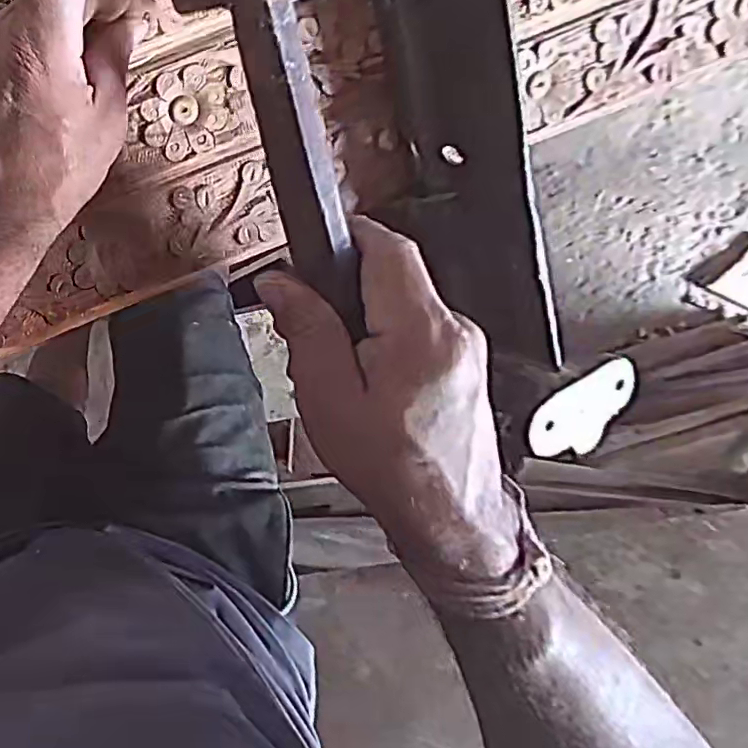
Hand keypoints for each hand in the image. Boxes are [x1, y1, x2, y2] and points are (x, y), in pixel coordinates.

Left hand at [0, 0, 154, 255]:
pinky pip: (12, 13)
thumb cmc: (53, 178)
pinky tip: (64, 55)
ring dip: (74, 2)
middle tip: (132, 24)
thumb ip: (116, 51)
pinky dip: (45, 19)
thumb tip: (125, 16)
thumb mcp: (107, 115)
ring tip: (96, 47)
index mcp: (37, 49)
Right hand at [255, 218, 521, 579]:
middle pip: (393, 273)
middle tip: (302, 317)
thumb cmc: (389, 463)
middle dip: (341, 283)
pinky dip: (379, 331)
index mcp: (421, 331)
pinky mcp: (463, 361)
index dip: (349, 233)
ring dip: (358, 311)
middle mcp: (454, 329)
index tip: (314, 239)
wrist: (447, 514)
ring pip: (401, 300)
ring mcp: (465, 345)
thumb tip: (281, 283)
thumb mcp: (327, 393)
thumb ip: (306, 329)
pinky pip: (415, 324)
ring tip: (329, 358)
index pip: (390, 249)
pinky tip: (357, 372)